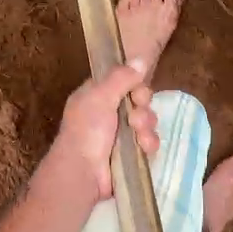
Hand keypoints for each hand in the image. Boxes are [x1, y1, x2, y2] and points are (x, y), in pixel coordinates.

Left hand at [42, 60, 159, 200]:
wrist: (84, 172)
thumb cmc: (87, 130)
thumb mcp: (99, 97)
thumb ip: (121, 77)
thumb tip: (141, 58)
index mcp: (96, 96)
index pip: (123, 82)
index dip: (134, 85)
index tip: (137, 90)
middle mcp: (108, 113)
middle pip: (139, 101)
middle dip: (143, 107)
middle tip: (135, 116)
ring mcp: (120, 135)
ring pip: (146, 121)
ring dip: (147, 126)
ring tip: (138, 135)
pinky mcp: (131, 154)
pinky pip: (149, 142)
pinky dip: (149, 143)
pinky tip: (143, 148)